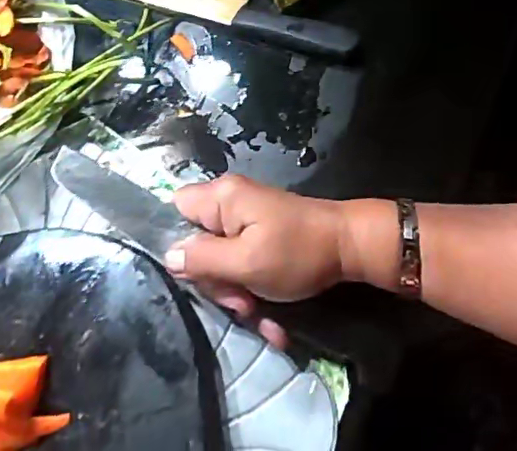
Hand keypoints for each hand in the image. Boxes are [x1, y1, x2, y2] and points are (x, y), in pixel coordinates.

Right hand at [166, 174, 356, 302]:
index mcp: (223, 198)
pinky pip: (243, 266)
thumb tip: (168, 255)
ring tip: (258, 309)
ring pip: (220, 263)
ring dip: (236, 293)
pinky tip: (271, 318)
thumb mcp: (245, 262)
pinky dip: (254, 291)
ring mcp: (248, 221)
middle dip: (215, 280)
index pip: (175, 207)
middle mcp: (232, 204)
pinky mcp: (262, 239)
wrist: (348, 248)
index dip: (173, 241)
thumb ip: (203, 259)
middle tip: (239, 299)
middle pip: (197, 245)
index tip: (190, 273)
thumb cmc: (297, 251)